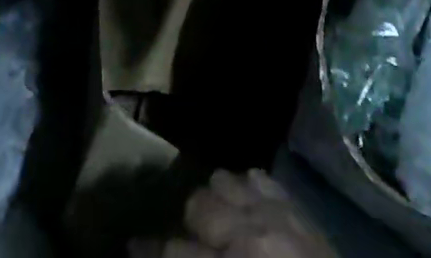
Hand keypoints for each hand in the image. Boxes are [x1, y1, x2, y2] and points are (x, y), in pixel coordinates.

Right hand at [143, 170, 337, 257]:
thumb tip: (172, 254)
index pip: (174, 252)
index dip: (148, 249)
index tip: (132, 244)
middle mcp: (249, 231)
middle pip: (199, 204)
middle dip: (186, 220)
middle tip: (183, 236)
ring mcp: (277, 213)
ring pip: (228, 181)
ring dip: (216, 197)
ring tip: (214, 214)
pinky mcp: (298, 208)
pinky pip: (261, 179)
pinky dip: (247, 187)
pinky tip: (244, 200)